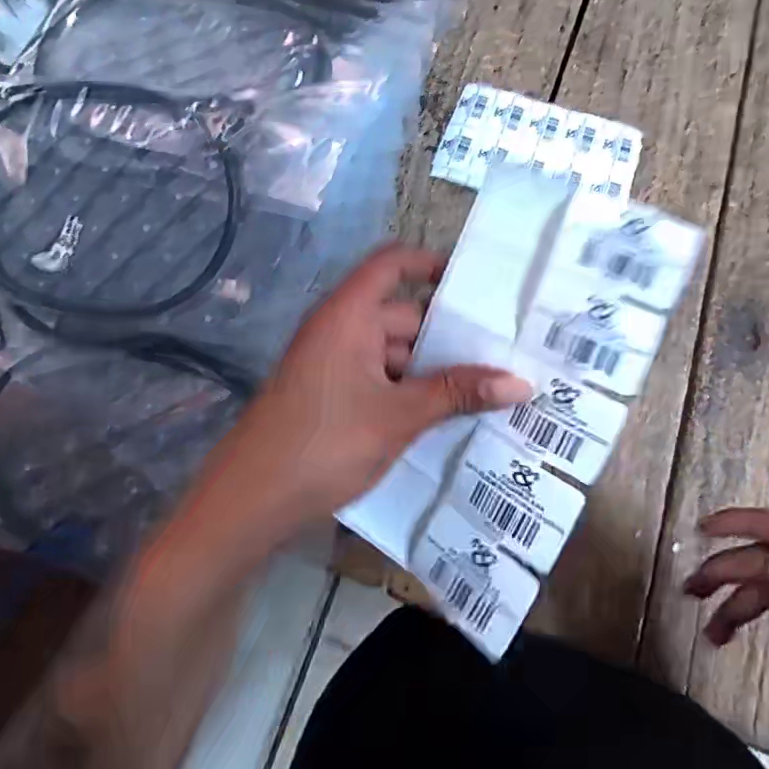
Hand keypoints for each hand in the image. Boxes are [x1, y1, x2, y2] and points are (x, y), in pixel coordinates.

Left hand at [201, 243, 532, 527]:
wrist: (246, 505)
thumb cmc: (324, 443)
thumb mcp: (399, 417)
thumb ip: (458, 393)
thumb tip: (522, 382)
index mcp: (349, 315)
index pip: (392, 264)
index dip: (430, 263)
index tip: (474, 284)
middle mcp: (340, 330)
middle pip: (403, 316)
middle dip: (447, 337)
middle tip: (501, 354)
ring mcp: (332, 365)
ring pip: (394, 354)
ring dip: (431, 371)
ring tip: (484, 391)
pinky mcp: (330, 396)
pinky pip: (379, 379)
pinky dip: (408, 392)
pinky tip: (443, 418)